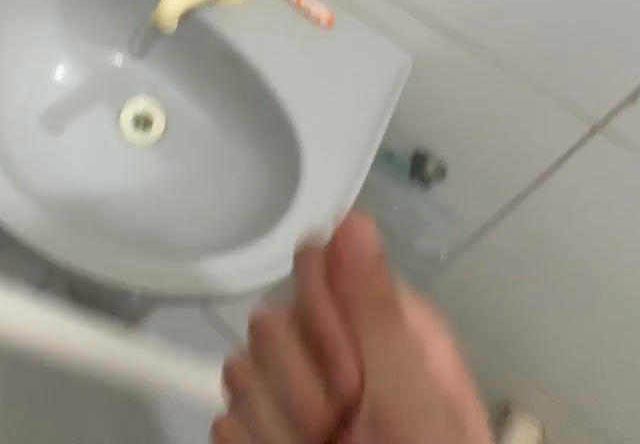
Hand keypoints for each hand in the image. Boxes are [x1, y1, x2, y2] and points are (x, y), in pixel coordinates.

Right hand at [217, 212, 490, 443]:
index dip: (323, 317)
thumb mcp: (416, 410)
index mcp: (387, 330)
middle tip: (342, 431)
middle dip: (300, 389)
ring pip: (240, 370)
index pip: (318, 267)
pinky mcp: (261, 429)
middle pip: (270, 321)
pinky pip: (224, 416)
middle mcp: (339, 351)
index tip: (351, 374)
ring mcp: (296, 392)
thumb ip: (376, 312)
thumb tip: (352, 218)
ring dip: (278, 429)